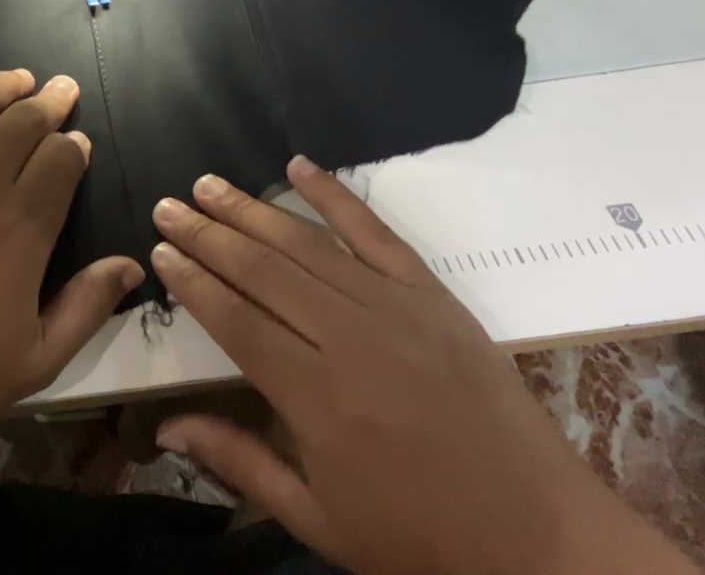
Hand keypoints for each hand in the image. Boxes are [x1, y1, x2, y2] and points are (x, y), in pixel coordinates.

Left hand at [0, 69, 143, 439]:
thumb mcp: (34, 360)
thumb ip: (87, 307)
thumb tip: (131, 266)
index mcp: (23, 225)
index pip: (61, 160)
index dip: (76, 146)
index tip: (81, 144)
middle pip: (24, 121)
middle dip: (50, 101)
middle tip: (63, 88)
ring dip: (4, 85)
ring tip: (21, 78)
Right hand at [149, 158, 699, 574]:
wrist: (544, 543)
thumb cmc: (419, 540)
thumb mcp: (317, 519)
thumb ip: (238, 461)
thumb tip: (164, 428)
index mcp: (316, 399)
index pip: (235, 321)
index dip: (192, 282)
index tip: (160, 250)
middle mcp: (351, 341)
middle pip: (263, 273)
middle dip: (208, 235)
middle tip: (168, 205)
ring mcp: (398, 311)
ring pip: (309, 247)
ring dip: (253, 211)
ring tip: (209, 184)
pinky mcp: (436, 298)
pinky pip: (378, 235)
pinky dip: (336, 197)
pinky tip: (299, 166)